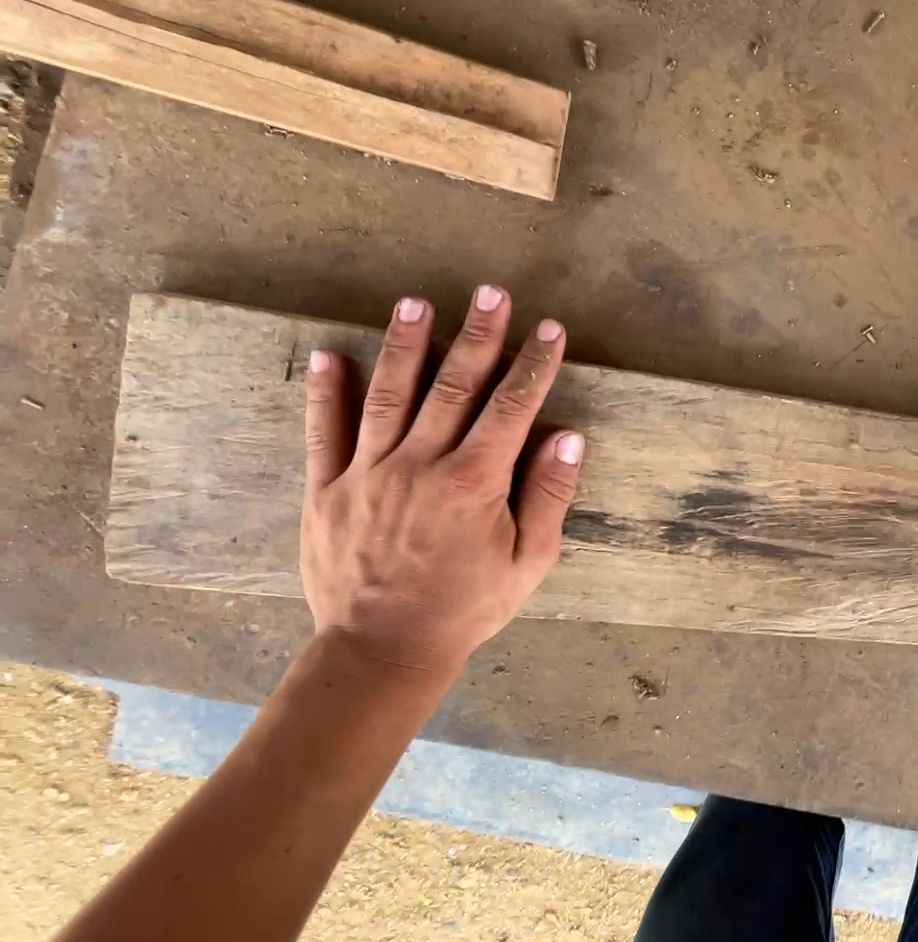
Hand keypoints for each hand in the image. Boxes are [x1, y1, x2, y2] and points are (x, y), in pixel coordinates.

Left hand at [300, 285, 585, 677]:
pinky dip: (325, 391)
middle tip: (491, 293)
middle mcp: (420, 465)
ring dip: (406, 344)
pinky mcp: (328, 490)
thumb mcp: (531, 559)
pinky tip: (329, 355)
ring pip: (389, 394)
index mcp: (474, 482)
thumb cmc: (470, 605)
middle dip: (478, 336)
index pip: (512, 406)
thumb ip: (549, 494)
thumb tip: (569, 436)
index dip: (534, 364)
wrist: (384, 648)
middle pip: (454, 386)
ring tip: (416, 303)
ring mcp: (367, 473)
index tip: (549, 329)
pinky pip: (324, 432)